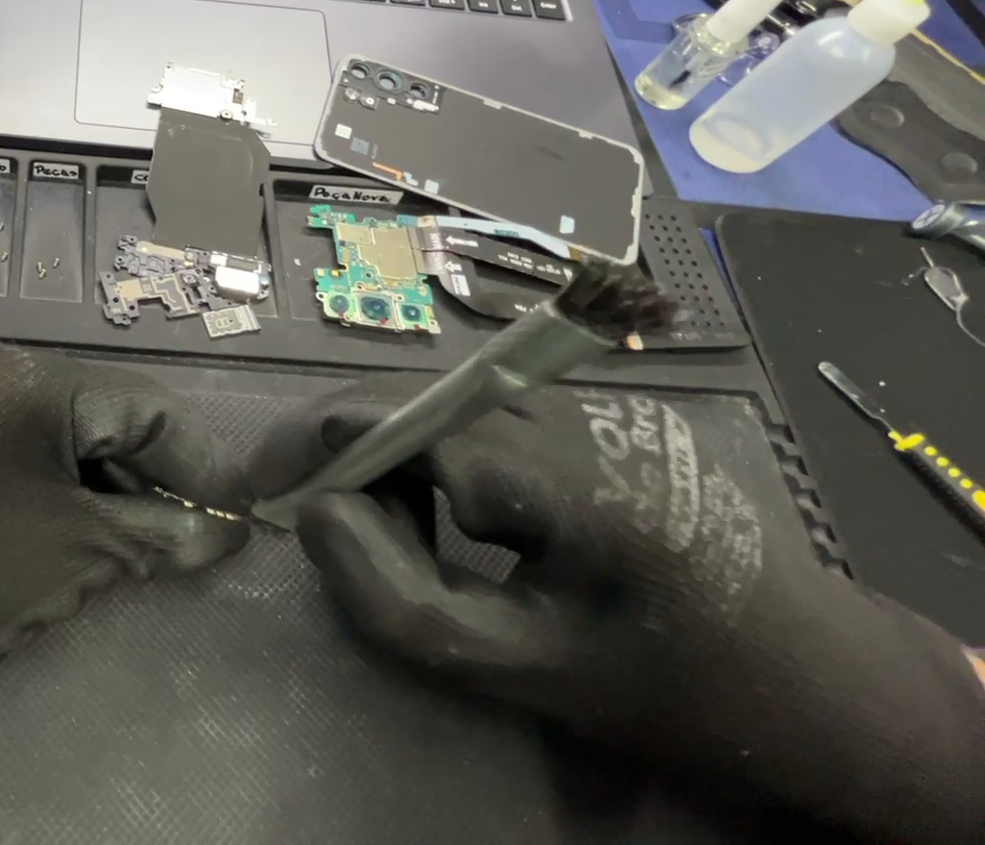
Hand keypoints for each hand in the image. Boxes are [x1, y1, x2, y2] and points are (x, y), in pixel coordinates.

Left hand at [0, 328, 249, 788]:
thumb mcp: (72, 558)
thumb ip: (161, 532)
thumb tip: (230, 529)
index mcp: (12, 375)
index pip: (139, 406)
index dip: (198, 462)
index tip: (240, 509)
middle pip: (96, 407)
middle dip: (147, 472)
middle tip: (195, 526)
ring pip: (54, 419)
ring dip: (101, 474)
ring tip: (145, 529)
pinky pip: (11, 430)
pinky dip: (52, 471)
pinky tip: (83, 514)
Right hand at [260, 377, 984, 842]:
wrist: (823, 682)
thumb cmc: (665, 688)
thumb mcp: (513, 669)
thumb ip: (392, 595)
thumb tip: (316, 511)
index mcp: (569, 480)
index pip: (402, 424)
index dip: (314, 447)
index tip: (262, 488)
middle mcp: (579, 416)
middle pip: (412, 398)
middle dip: (340, 447)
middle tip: (305, 509)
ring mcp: (594, 408)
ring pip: (440, 401)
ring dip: (384, 450)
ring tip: (372, 518)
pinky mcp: (598, 416)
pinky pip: (480, 415)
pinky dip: (429, 453)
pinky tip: (436, 507)